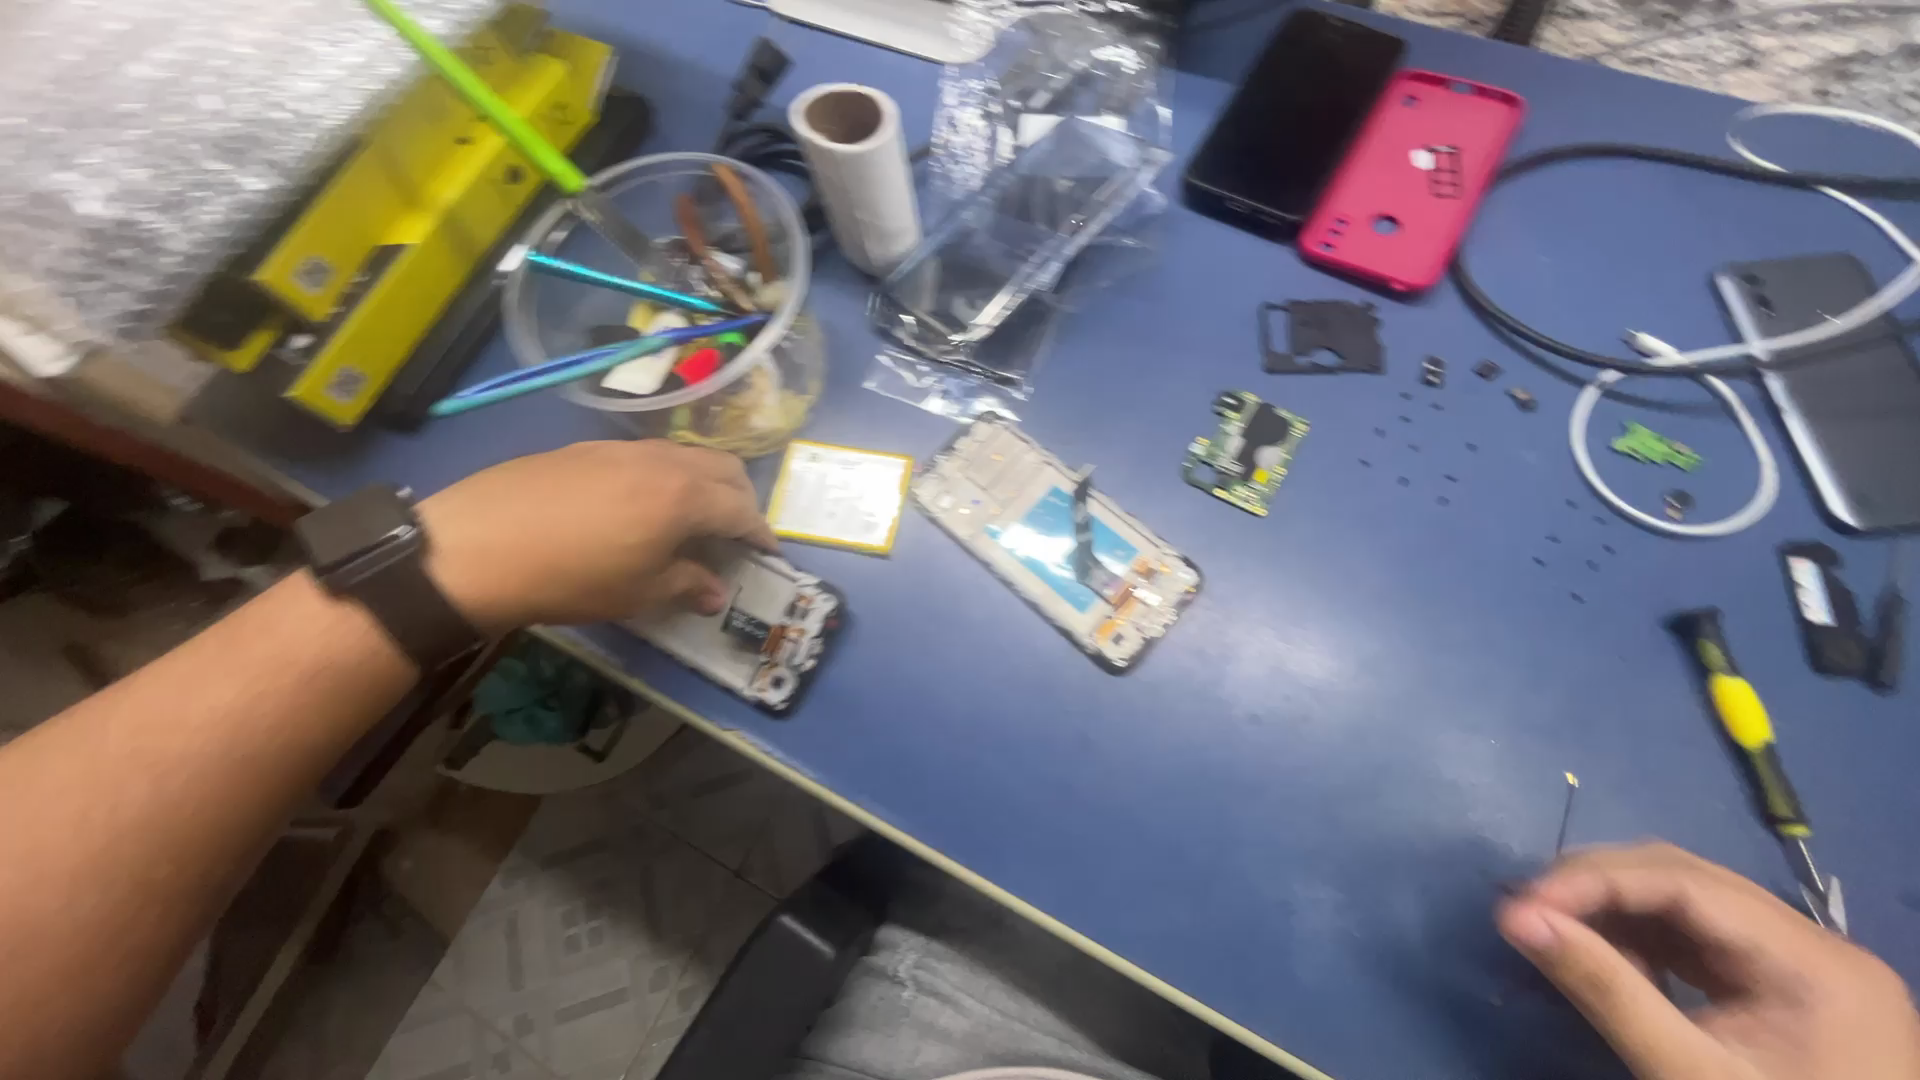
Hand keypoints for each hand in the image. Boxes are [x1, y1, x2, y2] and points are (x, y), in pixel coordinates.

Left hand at [416, 440, 776, 632]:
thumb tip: (715, 592)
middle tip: (737, 532)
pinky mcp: (588, 449)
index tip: (769, 553)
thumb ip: (688, 585)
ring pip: (687, 455)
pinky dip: (668, 476)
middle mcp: (664, 462)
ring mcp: (623, 449)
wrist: (474, 547)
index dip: (761, 534)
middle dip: (742, 498)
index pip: (742, 510)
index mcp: (685, 497)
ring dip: (706, 482)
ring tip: (693, 517)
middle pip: (725, 468)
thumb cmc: (571, 578)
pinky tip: (643, 505)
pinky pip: (649, 456)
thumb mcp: (639, 593)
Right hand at [1498, 842, 1919, 1079]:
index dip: (1593, 880)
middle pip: (1682, 877)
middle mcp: (1818, 944)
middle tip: (1531, 911)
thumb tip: (1511, 916)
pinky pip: (1693, 931)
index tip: (1523, 902)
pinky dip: (1638, 936)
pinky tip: (1613, 964)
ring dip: (1612, 910)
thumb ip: (1603, 989)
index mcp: (1816, 963)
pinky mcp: (1779, 981)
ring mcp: (1802, 961)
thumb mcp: (1685, 1074)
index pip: (1683, 881)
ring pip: (1681, 897)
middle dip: (1597, 887)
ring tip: (1566, 940)